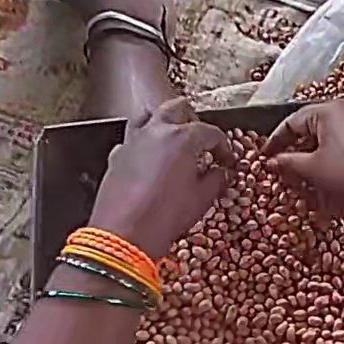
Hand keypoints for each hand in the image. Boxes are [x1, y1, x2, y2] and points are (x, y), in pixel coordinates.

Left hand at [89, 97, 234, 256]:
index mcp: (182, 138)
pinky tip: (151, 161)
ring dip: (166, 124)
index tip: (226, 160)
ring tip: (174, 143)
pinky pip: (133, 139)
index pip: (210, 133)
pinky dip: (145, 144)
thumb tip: (223, 173)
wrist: (124, 234)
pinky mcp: (117, 155)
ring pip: (151, 116)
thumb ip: (216, 180)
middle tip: (202, 142)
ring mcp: (132, 140)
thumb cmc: (165, 216)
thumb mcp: (201, 200)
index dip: (223, 147)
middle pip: (179, 109)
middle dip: (194, 121)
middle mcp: (156, 130)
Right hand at [261, 101, 343, 205]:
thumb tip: (271, 161)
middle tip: (280, 167)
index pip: (291, 123)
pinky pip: (337, 142)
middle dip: (292, 150)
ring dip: (308, 156)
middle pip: (307, 128)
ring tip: (299, 174)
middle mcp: (342, 109)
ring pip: (322, 137)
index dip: (275, 141)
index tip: (265, 156)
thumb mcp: (312, 168)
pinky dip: (325, 156)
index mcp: (326, 110)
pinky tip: (319, 173)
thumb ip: (287, 161)